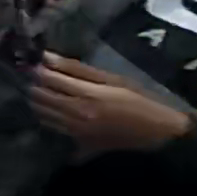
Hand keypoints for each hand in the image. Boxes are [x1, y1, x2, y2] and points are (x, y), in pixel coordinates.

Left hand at [31, 53, 192, 151]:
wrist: (161, 135)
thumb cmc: (140, 102)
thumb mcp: (113, 80)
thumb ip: (76, 68)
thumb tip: (45, 56)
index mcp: (88, 94)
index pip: (46, 78)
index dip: (37, 69)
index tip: (35, 64)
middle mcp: (77, 112)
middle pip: (37, 95)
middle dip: (35, 84)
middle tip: (42, 79)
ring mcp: (75, 128)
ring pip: (39, 110)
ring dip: (38, 99)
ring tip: (48, 93)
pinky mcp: (77, 140)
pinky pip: (48, 124)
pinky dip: (46, 114)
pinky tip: (54, 109)